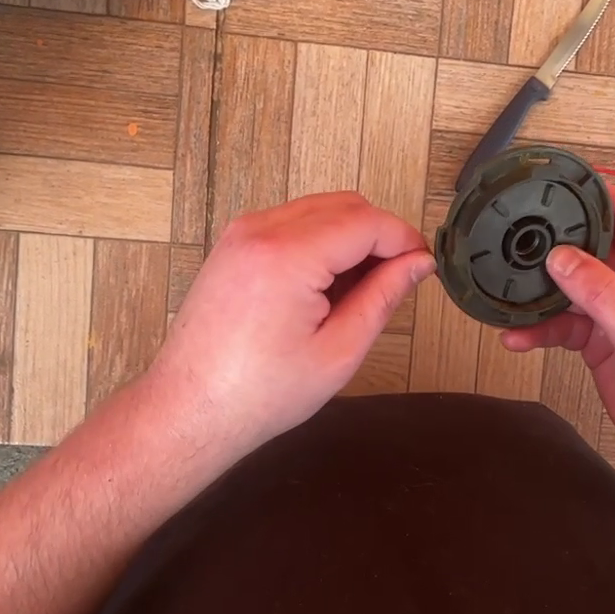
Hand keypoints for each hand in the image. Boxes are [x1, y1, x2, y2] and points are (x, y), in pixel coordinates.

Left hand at [145, 192, 434, 458]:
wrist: (190, 408)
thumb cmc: (260, 393)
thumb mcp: (338, 351)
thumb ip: (383, 297)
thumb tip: (419, 264)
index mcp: (287, 256)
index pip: (366, 221)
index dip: (404, 239)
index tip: (425, 265)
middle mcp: (260, 231)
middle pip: (345, 205)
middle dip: (379, 236)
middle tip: (397, 281)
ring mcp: (242, 233)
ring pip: (320, 209)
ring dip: (351, 238)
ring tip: (358, 292)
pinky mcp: (234, 243)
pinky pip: (293, 222)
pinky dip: (321, 242)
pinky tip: (326, 287)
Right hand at [502, 188, 614, 483]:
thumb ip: (604, 295)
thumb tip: (561, 257)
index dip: (592, 198)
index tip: (551, 186)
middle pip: (595, 248)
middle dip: (555, 246)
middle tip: (511, 239)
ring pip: (574, 287)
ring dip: (541, 292)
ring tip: (502, 293)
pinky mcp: (607, 340)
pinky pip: (568, 323)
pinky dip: (542, 328)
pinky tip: (517, 337)